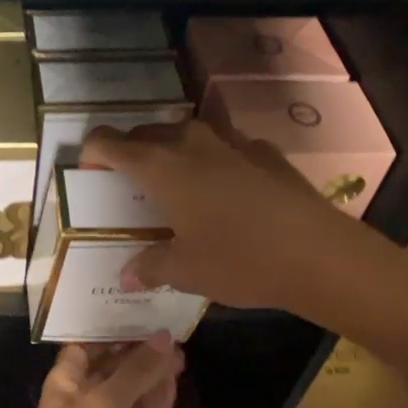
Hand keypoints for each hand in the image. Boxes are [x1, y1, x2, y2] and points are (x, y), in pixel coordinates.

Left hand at [0, 335, 182, 407]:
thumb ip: (135, 372)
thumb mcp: (102, 407)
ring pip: (131, 392)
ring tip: (181, 348)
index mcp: (66, 382)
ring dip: (152, 372)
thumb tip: (165, 337)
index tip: (139, 303)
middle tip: (171, 323)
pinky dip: (157, 401)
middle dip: (137, 346)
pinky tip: (175, 381)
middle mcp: (84, 400)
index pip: (87, 343)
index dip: (109, 324)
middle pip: (112, 365)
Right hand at [80, 120, 407, 312]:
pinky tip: (228, 194)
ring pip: (187, 135)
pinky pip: (225, 148)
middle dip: (132, 152)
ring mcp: (231, 141)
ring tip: (177, 186)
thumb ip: (151, 265)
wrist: (319, 253)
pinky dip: (214, 163)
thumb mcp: (187, 271)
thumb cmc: (240, 260)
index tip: (89, 171)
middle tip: (131, 185)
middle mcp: (190, 142)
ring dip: (174, 153)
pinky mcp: (264, 150)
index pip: (110, 142)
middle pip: (146, 133)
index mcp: (160, 166)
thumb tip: (128, 274)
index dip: (92, 152)